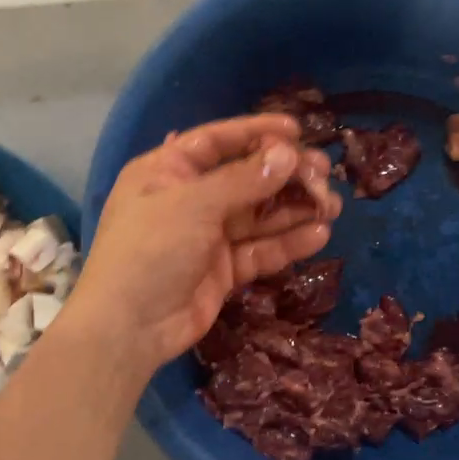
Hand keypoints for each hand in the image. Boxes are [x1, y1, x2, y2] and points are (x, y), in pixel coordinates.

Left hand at [70, 114, 340, 370]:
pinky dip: (288, 243)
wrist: (127, 328)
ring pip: (259, 215)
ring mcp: (207, 237)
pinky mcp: (223, 270)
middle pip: (246, 178)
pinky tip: (319, 235)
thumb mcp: (194, 205)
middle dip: (285, 175)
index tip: (298, 131)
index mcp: (168, 171)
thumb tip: (288, 154)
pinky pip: (260, 250)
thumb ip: (243, 180)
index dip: (257, 133)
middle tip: (324, 174)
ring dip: (295, 209)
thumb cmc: (150, 251)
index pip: (217, 142)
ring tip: (331, 205)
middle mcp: (189, 199)